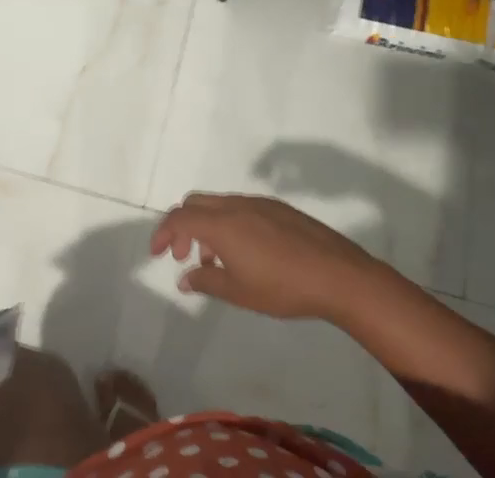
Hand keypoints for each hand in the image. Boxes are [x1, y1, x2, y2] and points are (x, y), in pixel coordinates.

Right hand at [150, 193, 395, 322]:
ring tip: (214, 261)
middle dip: (182, 226)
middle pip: (196, 202)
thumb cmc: (283, 287)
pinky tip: (244, 253)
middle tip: (182, 255)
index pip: (180, 217)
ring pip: (220, 204)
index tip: (157, 254)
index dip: (163, 233)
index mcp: (222, 224)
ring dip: (206, 226)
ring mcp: (261, 204)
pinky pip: (241, 207)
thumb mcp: (239, 292)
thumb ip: (206, 281)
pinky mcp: (280, 209)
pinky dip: (228, 223)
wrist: (338, 274)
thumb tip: (185, 276)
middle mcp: (238, 205)